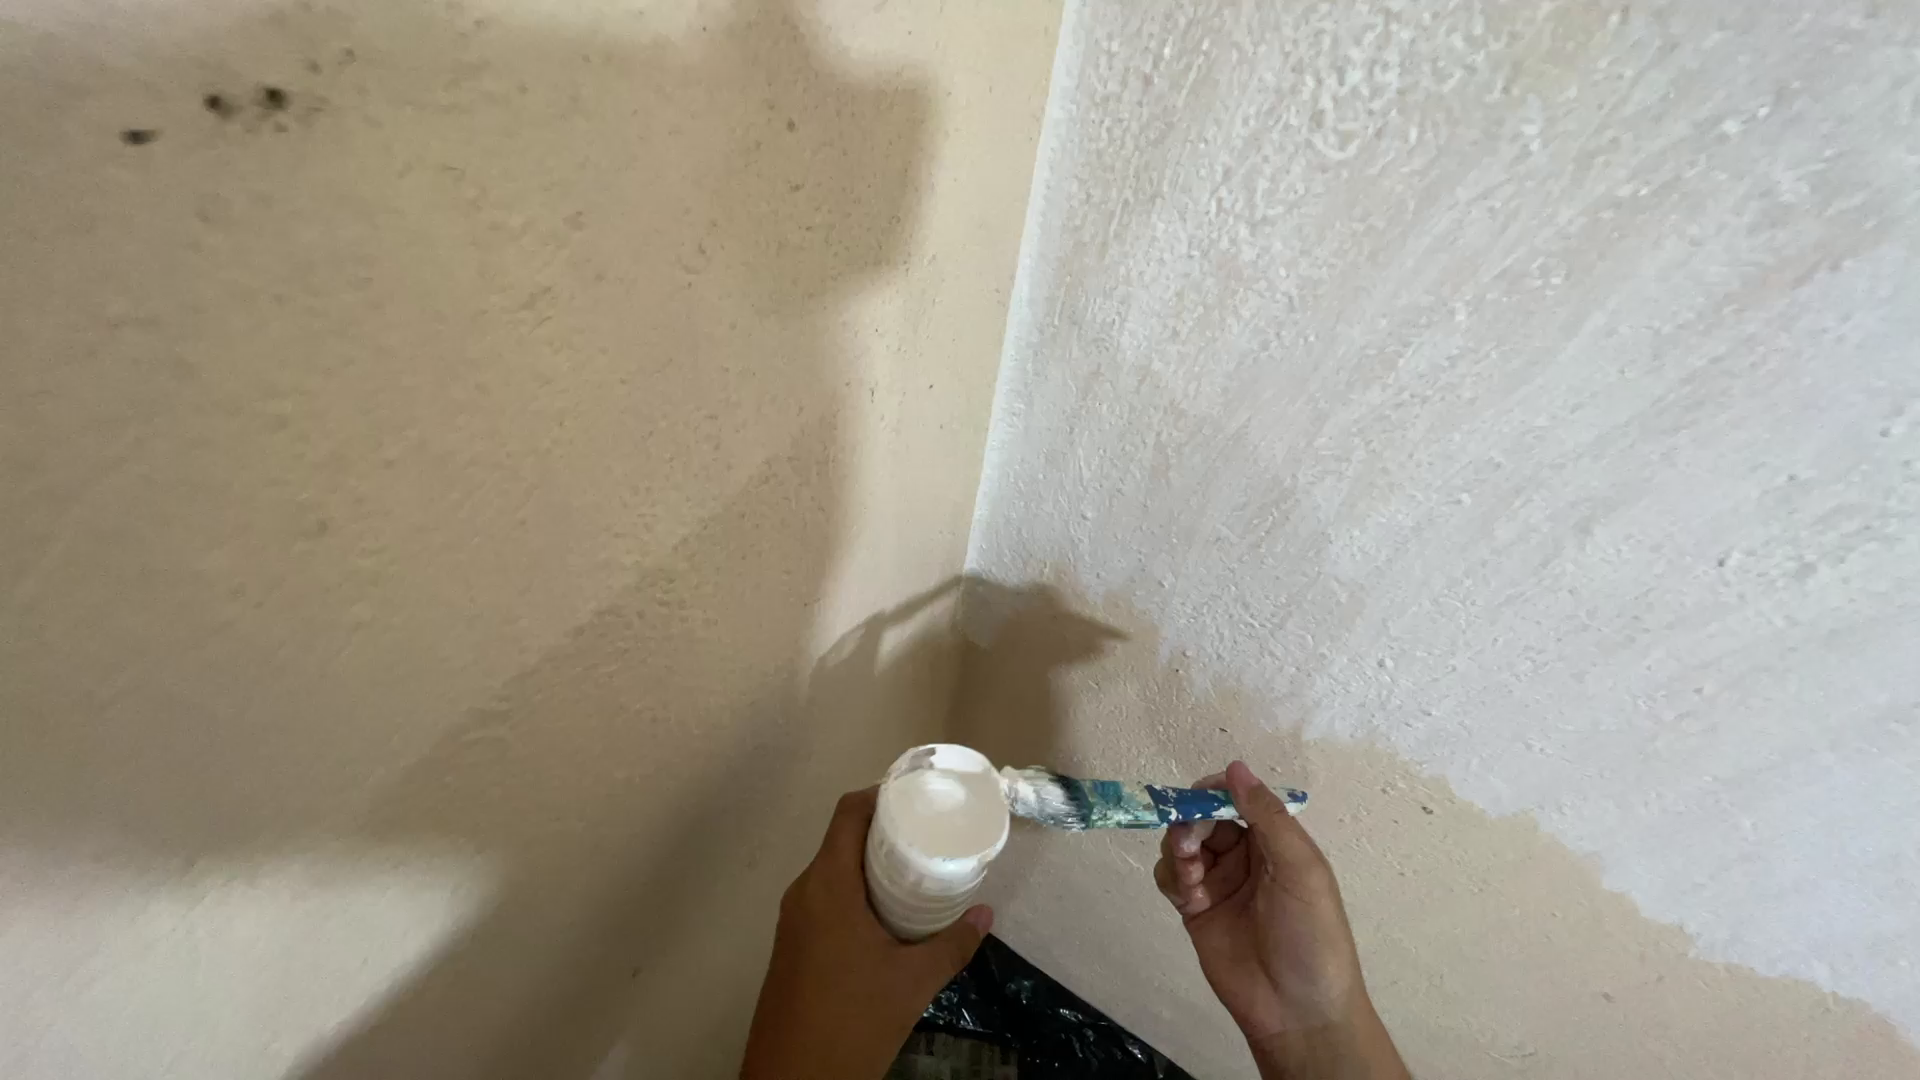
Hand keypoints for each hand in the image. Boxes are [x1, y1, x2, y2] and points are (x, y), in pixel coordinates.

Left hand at [740, 787, 990, 1079]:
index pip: (848, 813)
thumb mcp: (912, 983)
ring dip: (868, 859)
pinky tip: (885, 908)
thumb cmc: (851, 1021)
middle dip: (882, 827)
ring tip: (913, 866)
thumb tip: (986, 913)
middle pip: (840, 836)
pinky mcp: (792, 942)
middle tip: (926, 831)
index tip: (916, 796)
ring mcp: (793, 918)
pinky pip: (824, 893)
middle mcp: (804, 891)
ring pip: (832, 867)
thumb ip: (952, 944)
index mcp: (827, 885)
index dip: (880, 794)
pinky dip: (854, 886)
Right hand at [1155, 761, 1407, 1079]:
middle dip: (1189, 822)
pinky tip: (1188, 898)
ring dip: (1178, 849)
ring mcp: (1216, 879)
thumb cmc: (1311, 937)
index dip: (1213, 791)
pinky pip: (1168, 874)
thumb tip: (1235, 766)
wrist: (1296, 1013)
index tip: (1196, 798)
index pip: (1236, 797)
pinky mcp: (1193, 906)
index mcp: (1274, 840)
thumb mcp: (1301, 871)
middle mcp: (1243, 854)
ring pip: (1180, 842)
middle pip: (1202, 816)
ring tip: (1192, 878)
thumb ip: (1267, 817)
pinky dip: (1171, 877)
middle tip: (1188, 843)